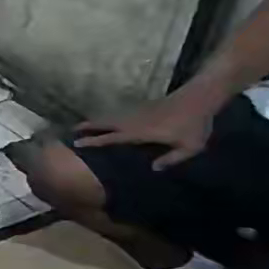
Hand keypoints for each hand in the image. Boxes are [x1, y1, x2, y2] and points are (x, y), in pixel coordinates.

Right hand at [74, 93, 215, 169]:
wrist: (197, 99)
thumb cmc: (193, 125)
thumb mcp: (190, 146)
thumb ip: (172, 158)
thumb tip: (153, 168)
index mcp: (139, 133)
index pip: (110, 138)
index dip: (93, 141)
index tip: (77, 143)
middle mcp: (132, 123)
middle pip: (104, 124)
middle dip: (87, 127)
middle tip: (71, 130)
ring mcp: (135, 114)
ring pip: (110, 118)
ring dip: (95, 121)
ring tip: (82, 125)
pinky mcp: (140, 108)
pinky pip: (118, 114)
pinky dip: (108, 117)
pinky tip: (106, 119)